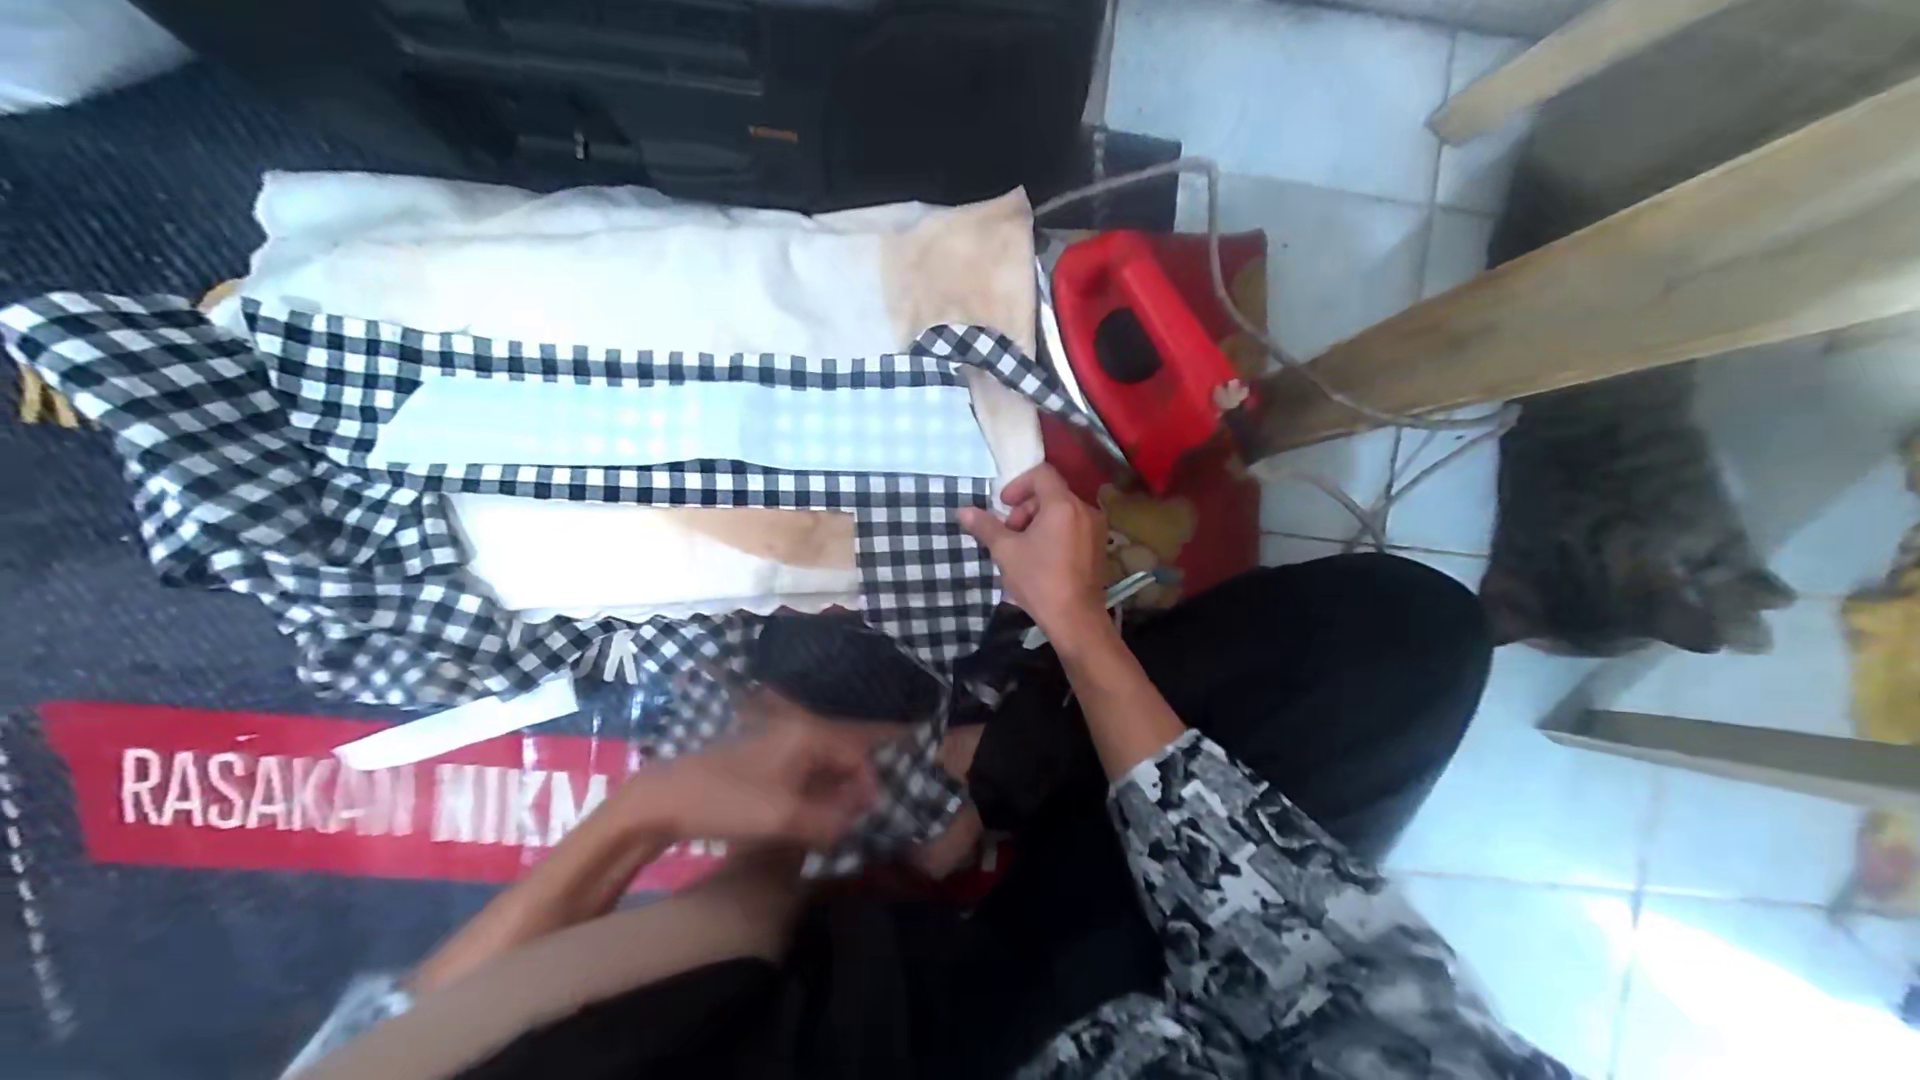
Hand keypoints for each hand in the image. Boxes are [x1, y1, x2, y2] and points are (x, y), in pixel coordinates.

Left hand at [618, 693, 886, 849]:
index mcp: (807, 733)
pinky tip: (804, 816)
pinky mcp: (760, 756)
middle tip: (850, 824)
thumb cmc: (728, 801)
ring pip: (820, 766)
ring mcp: (776, 740)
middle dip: (850, 790)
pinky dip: (809, 792)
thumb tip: (855, 824)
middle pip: (840, 758)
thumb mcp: (785, 817)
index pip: (856, 755)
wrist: (664, 799)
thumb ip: (829, 821)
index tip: (866, 819)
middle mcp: (797, 729)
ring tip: (830, 825)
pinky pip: (799, 771)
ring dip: (830, 794)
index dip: (868, 787)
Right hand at [958, 464, 1111, 647]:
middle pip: (1051, 494)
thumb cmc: (1039, 580)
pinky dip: (1055, 532)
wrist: (1075, 618)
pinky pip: (1074, 526)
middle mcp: (1084, 510)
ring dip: (1039, 521)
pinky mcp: (1099, 546)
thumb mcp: (1005, 551)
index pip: (1041, 474)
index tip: (1004, 505)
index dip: (1018, 484)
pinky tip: (1042, 557)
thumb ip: (985, 526)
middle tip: (1009, 533)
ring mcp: (1096, 528)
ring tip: (1023, 548)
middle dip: (1025, 508)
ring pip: (1062, 511)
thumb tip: (963, 511)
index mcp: (1063, 505)